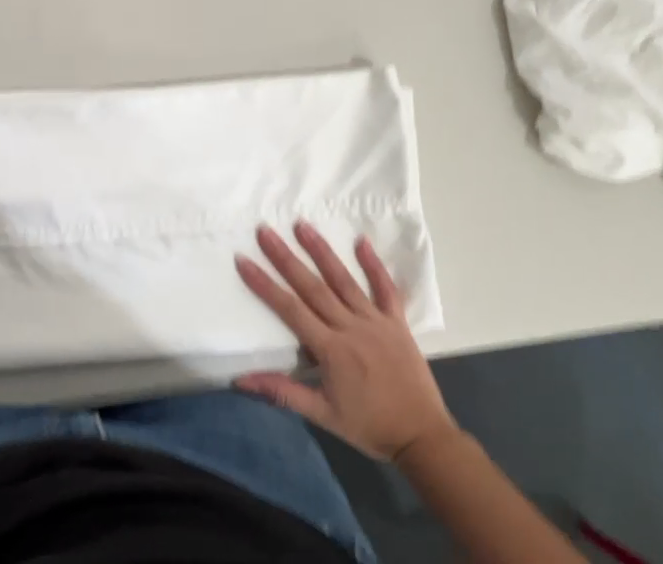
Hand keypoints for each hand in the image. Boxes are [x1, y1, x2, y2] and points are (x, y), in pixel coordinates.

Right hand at [233, 222, 457, 462]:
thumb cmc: (369, 427)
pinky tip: (361, 242)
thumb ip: (282, 392)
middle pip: (312, 286)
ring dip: (322, 251)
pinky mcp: (397, 324)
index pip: (290, 309)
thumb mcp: (322, 414)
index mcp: (331, 349)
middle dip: (285, 257)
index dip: (264, 284)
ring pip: (344, 280)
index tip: (243, 260)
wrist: (423, 437)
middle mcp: (351, 328)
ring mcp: (377, 322)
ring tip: (302, 225)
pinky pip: (386, 290)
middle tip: (264, 230)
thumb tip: (239, 380)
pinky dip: (374, 265)